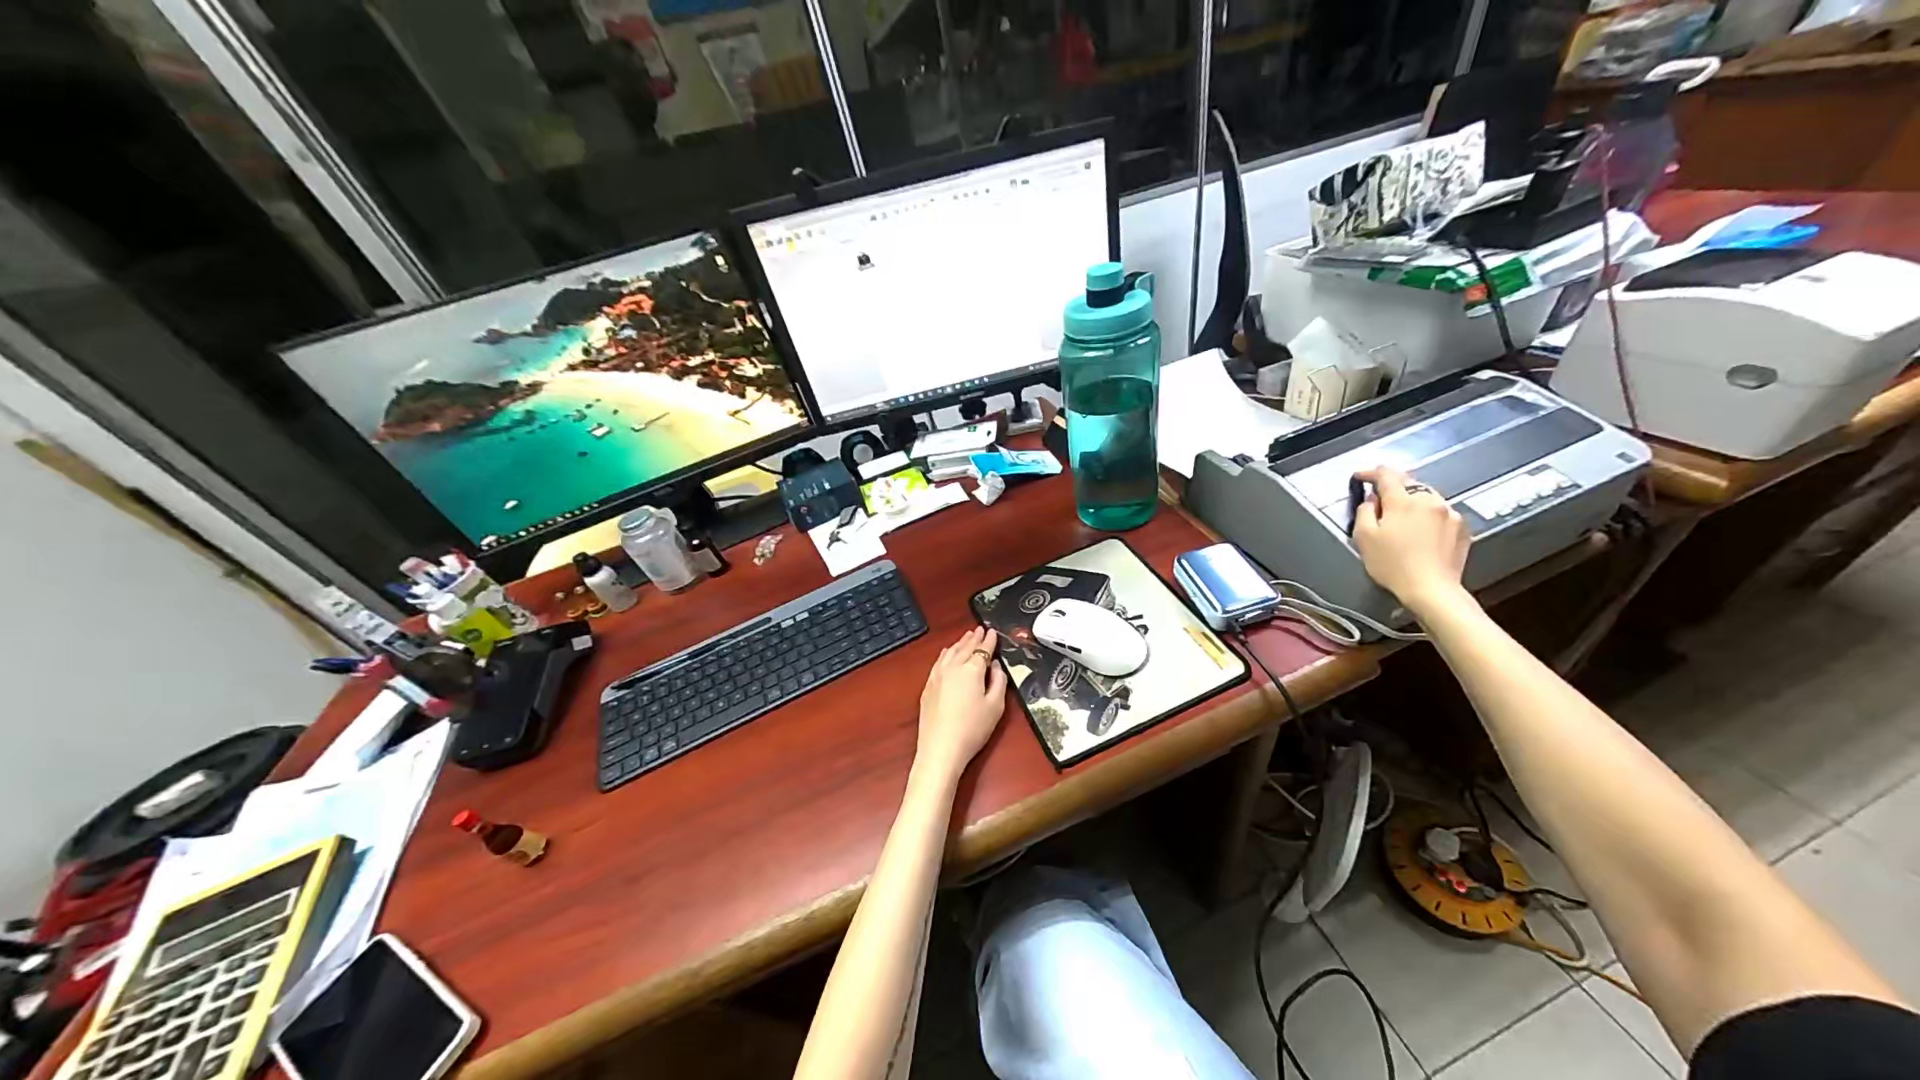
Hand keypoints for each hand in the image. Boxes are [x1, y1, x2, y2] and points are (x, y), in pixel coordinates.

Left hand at [915, 627, 1007, 781]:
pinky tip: (948, 653)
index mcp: (972, 670)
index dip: (990, 640)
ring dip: (960, 643)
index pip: (983, 649)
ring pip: (950, 652)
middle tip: (980, 629)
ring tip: (967, 637)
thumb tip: (995, 666)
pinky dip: (946, 653)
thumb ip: (999, 682)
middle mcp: (953, 667)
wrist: (941, 747)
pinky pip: (939, 661)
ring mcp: (937, 675)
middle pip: (965, 647)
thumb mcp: (995, 706)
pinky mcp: (928, 686)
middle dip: (974, 638)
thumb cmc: (972, 729)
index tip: (993, 632)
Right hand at [1352, 466, 1471, 614]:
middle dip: (1392, 486)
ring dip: (1411, 500)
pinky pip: (1440, 512)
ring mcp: (1449, 513)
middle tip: (1379, 497)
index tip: (1361, 476)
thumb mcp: (1364, 537)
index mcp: (1403, 500)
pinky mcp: (1461, 527)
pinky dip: (1427, 514)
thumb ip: (1365, 511)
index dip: (1371, 472)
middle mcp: (1430, 500)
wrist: (1431, 590)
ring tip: (1400, 515)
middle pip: (1409, 482)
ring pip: (1426, 496)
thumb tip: (1372, 500)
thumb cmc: (1392, 565)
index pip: (1386, 474)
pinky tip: (1420, 530)